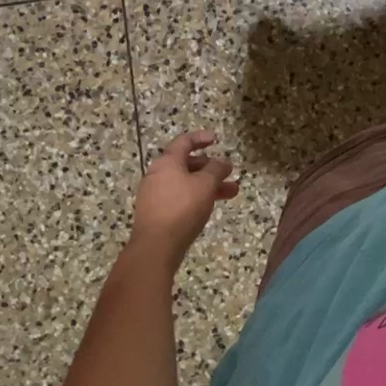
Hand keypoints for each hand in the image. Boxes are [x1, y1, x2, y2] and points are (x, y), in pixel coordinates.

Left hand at [132, 130, 239, 266]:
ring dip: (208, 185)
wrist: (155, 248)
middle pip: (186, 164)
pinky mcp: (156, 214)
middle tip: (228, 172)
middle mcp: (157, 175)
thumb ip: (216, 169)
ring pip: (186, 183)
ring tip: (231, 193)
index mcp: (167, 163)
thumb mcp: (206, 184)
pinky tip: (210, 207)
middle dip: (210, 167)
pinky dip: (196, 197)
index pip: (184, 142)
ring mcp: (154, 196)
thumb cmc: (182, 208)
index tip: (216, 139)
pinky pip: (179, 198)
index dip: (201, 138)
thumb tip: (223, 162)